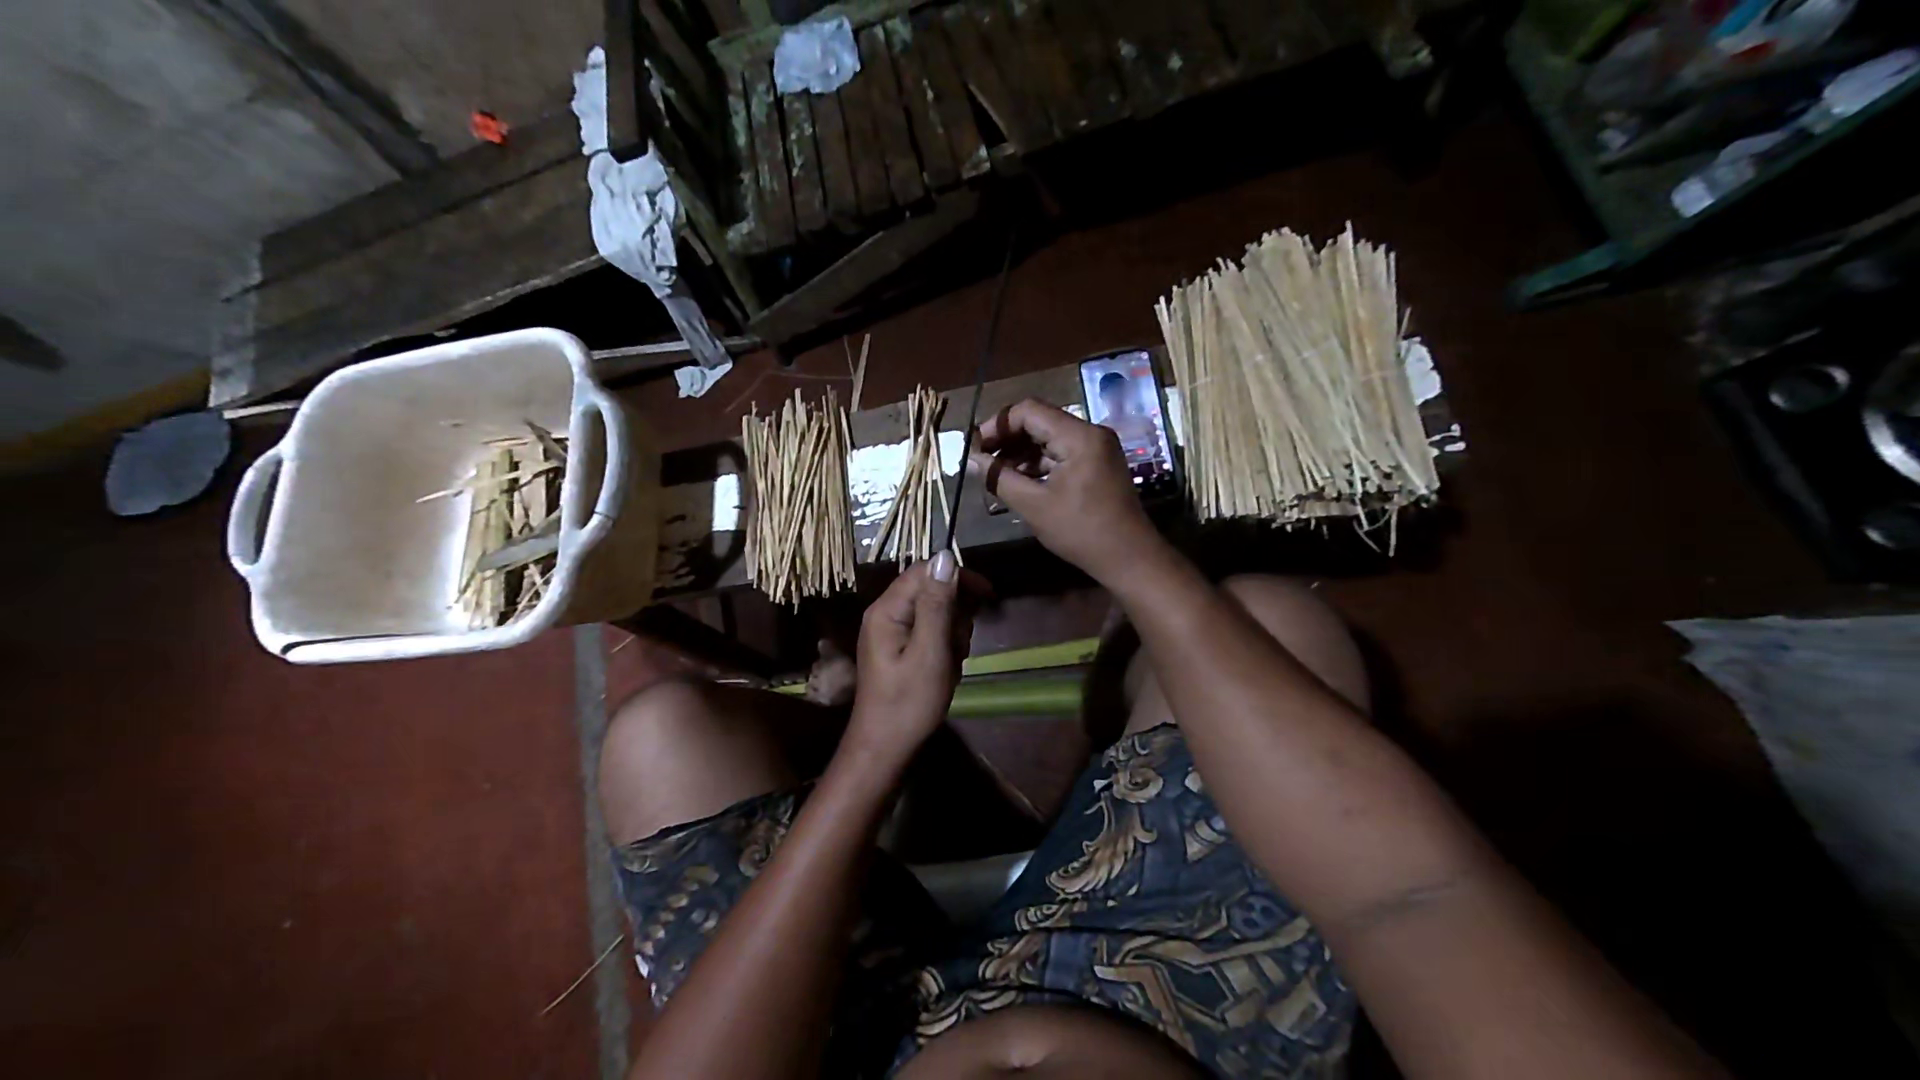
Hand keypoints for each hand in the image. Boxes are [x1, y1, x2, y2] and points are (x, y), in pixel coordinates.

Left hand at [845, 552, 988, 766]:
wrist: (886, 748)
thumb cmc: (909, 703)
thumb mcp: (930, 652)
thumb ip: (937, 604)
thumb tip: (945, 556)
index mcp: (887, 610)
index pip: (925, 571)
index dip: (957, 577)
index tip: (988, 596)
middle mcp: (886, 614)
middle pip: (932, 591)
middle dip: (955, 615)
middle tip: (958, 648)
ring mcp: (892, 632)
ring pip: (936, 613)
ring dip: (953, 635)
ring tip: (951, 664)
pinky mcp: (901, 648)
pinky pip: (931, 633)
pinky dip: (945, 648)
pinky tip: (946, 670)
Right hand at [968, 399, 1162, 583]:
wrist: (1128, 557)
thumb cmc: (1080, 531)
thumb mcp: (1033, 505)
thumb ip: (999, 478)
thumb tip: (971, 460)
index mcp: (1079, 436)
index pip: (1029, 410)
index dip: (997, 425)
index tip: (975, 446)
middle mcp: (1090, 433)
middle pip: (1039, 421)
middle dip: (1007, 439)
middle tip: (980, 459)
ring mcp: (1097, 448)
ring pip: (1049, 438)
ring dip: (1021, 452)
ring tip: (995, 473)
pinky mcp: (1097, 464)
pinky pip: (1061, 453)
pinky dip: (1038, 463)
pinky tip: (1018, 480)